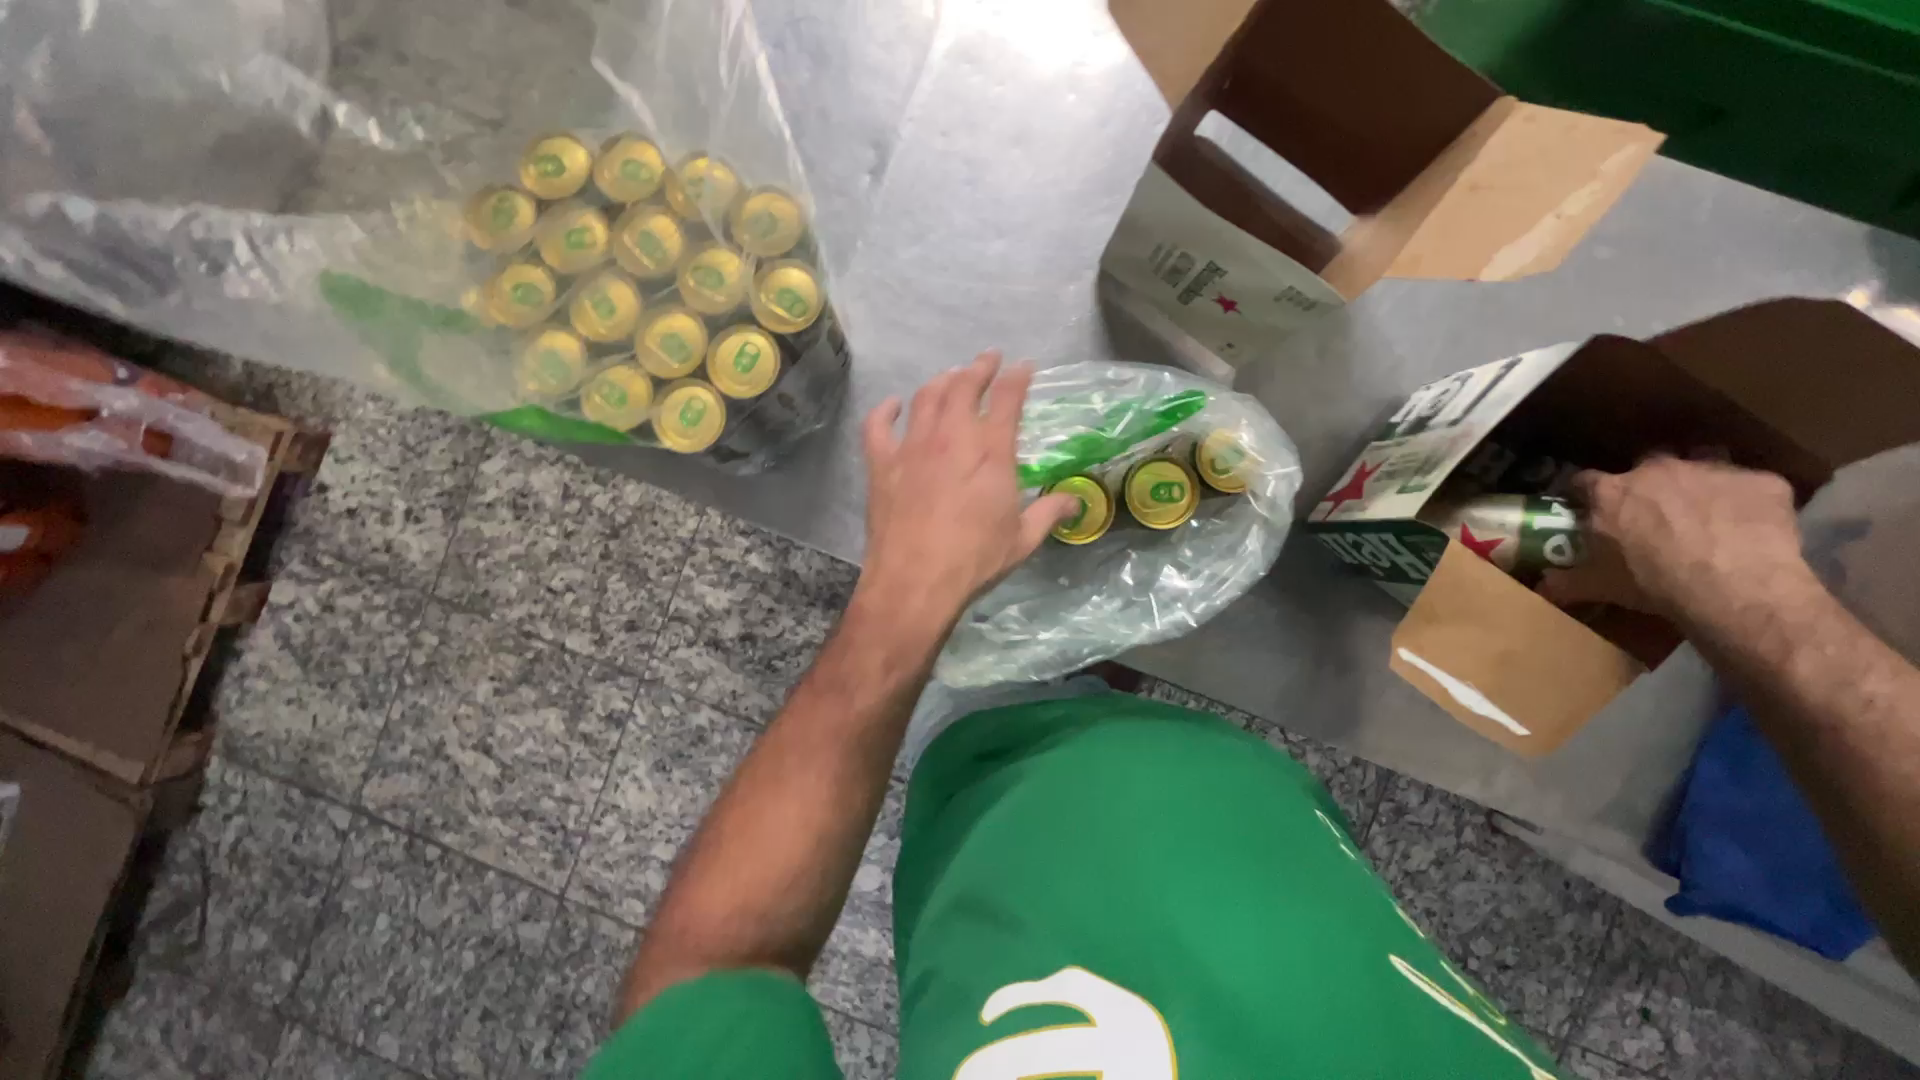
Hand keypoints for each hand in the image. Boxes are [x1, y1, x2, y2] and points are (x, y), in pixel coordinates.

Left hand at [855, 350, 1078, 627]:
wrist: (915, 580)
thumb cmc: (974, 560)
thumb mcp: (1022, 540)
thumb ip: (1048, 514)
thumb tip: (1075, 501)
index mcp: (991, 451)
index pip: (1008, 399)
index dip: (1018, 378)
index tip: (1024, 367)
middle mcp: (952, 437)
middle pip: (965, 386)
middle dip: (979, 368)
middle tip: (987, 360)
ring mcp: (913, 447)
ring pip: (926, 397)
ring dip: (942, 381)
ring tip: (952, 377)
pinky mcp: (882, 464)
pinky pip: (879, 425)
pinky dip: (886, 410)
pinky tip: (893, 405)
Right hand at [1538, 454, 1817, 623]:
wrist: (1733, 586)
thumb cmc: (1653, 582)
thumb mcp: (1601, 586)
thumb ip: (1567, 582)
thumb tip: (1543, 587)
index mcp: (1611, 493)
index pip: (1584, 480)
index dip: (1585, 491)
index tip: (1586, 502)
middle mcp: (1657, 470)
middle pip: (1647, 460)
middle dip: (1650, 478)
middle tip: (1656, 505)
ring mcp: (1712, 470)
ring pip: (1704, 458)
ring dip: (1701, 475)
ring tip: (1707, 502)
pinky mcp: (1761, 481)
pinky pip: (1753, 484)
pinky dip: (1749, 498)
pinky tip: (1751, 522)